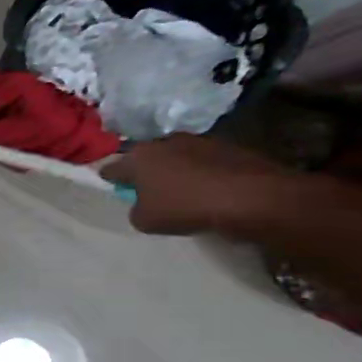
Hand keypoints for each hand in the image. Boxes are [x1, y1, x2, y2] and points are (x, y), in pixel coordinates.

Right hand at [101, 134, 298, 235]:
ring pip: (175, 157)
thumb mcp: (144, 221)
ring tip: (183, 192)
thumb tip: (144, 202)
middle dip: (144, 172)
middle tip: (150, 193)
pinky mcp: (227, 146)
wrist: (251, 197)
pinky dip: (201, 172)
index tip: (117, 191)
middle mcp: (163, 142)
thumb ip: (135, 209)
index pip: (110, 168)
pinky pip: (203, 161)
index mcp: (137, 157)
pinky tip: (209, 190)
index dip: (110, 180)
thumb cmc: (185, 207)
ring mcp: (198, 141)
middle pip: (144, 158)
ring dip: (174, 170)